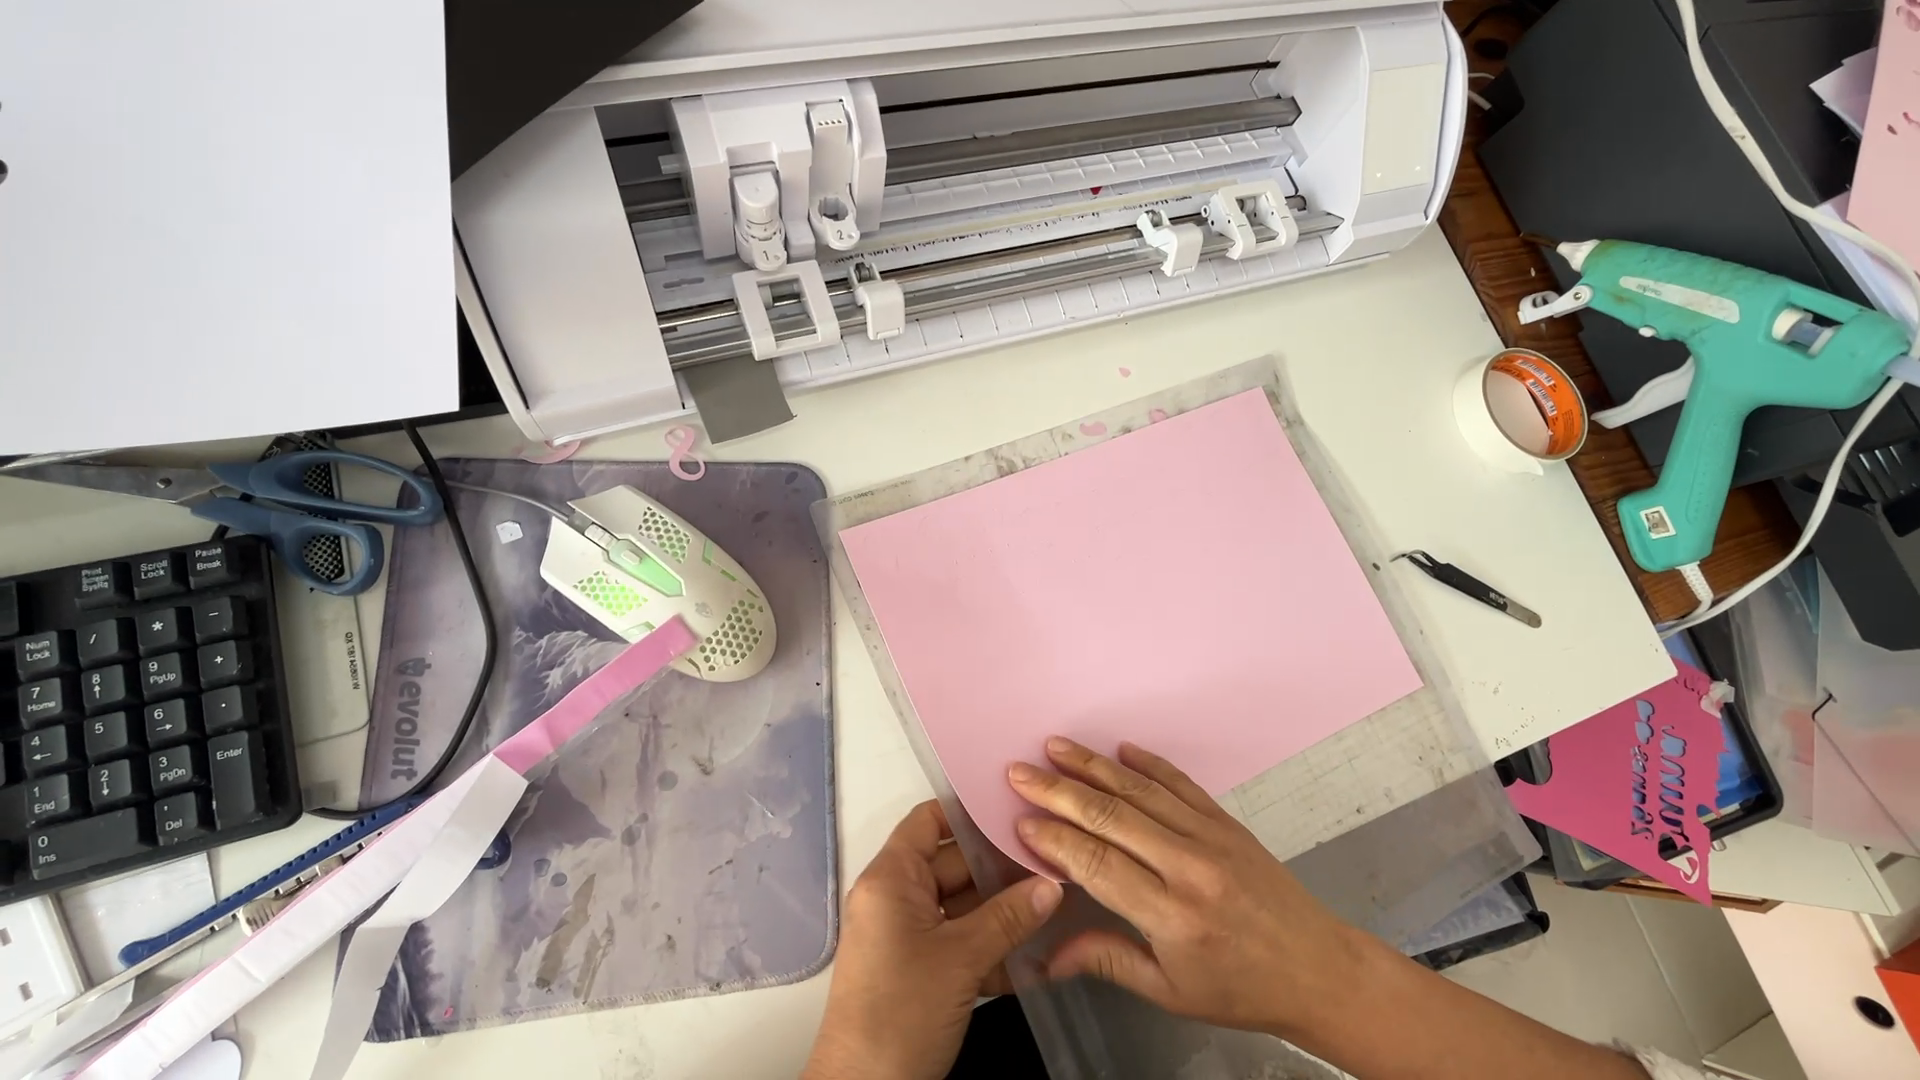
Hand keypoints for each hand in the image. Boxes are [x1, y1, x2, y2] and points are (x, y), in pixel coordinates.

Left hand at [803, 800, 1063, 1079]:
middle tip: (1052, 861)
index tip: (1014, 809)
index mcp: (891, 879)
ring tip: (1055, 901)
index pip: (927, 820)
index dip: (968, 811)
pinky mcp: (919, 970)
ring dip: (1002, 910)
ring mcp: (907, 936)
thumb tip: (1051, 885)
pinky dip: (991, 945)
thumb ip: (1008, 918)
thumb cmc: (900, 1012)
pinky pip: (959, 942)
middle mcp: (896, 899)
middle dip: (1000, 866)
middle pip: (953, 862)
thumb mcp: (960, 960)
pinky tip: (1037, 952)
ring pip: (961, 905)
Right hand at [1007, 738, 1368, 1039]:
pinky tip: (1119, 749)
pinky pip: (1181, 783)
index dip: (1055, 840)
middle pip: (1111, 817)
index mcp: (1172, 915)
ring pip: (1140, 791)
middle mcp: (1188, 867)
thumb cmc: (1240, 988)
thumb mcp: (1170, 991)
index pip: (1098, 865)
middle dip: (1058, 791)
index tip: (1020, 820)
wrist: (1319, 969)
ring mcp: (1210, 837)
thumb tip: (1047, 955)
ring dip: (1093, 766)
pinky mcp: (1227, 822)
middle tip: (1019, 772)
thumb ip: (1107, 960)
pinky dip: (1148, 763)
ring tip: (1056, 746)